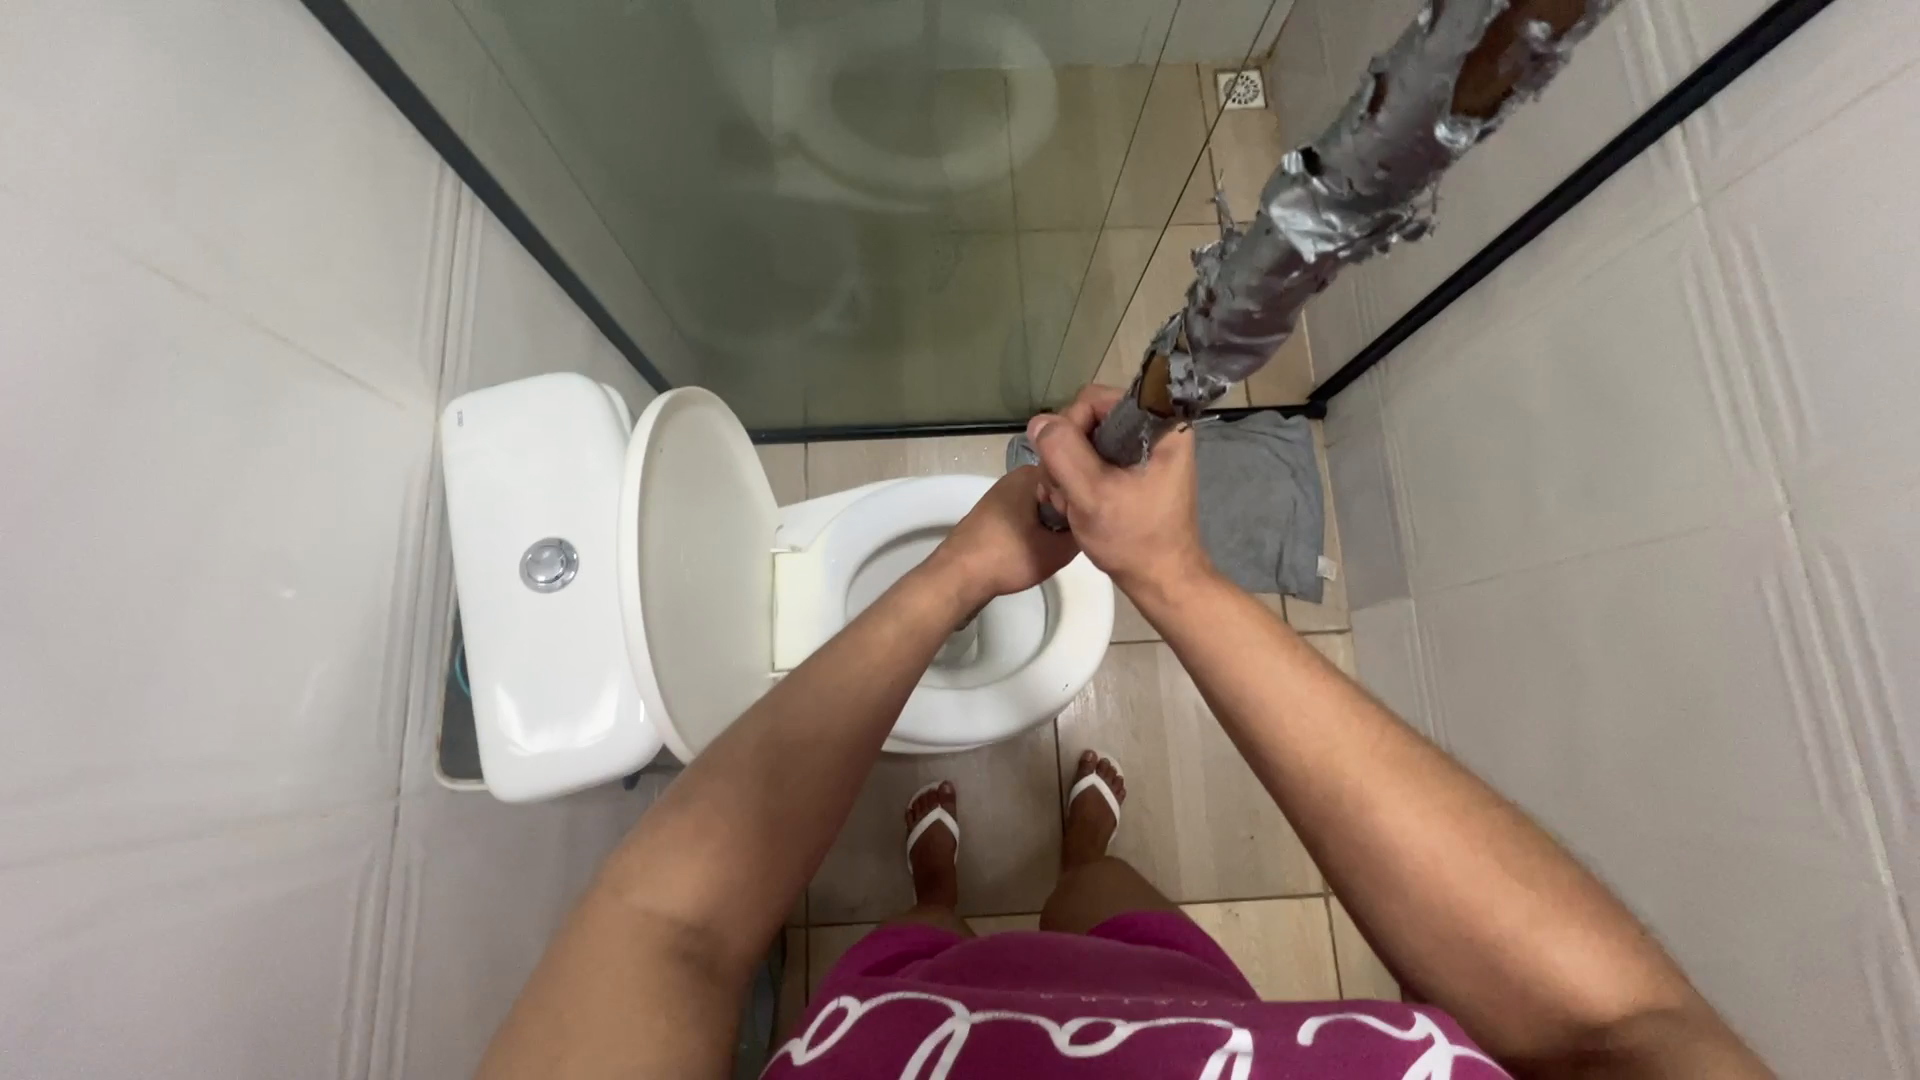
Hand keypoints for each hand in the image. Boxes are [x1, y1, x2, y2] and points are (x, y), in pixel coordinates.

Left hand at [924, 466, 1081, 607]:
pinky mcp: (993, 512)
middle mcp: (1015, 477)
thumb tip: (1093, 523)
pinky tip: (1041, 545)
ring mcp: (1002, 494)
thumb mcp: (1058, 550)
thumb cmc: (1008, 557)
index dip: (1089, 495)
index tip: (1098, 517)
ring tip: (1064, 542)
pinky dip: (1036, 526)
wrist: (958, 576)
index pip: (1075, 473)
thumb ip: (1082, 532)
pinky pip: (1026, 512)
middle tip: (1084, 533)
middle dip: (1070, 509)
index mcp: (1031, 474)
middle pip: (1058, 489)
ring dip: (1053, 520)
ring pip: (1042, 503)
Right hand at [1027, 385, 1212, 595]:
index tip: (1065, 466)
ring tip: (1070, 504)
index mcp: (1159, 426)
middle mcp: (1154, 431)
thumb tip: (1038, 422)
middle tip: (1064, 492)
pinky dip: (1077, 482)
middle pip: (1087, 420)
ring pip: (1084, 443)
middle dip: (1065, 455)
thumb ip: (1062, 452)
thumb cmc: (1134, 540)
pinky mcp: (1133, 472)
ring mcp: (1142, 453)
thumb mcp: (1092, 495)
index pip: (1095, 400)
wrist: (1161, 580)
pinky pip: (1093, 462)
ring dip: (1067, 473)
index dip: (1070, 428)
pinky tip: (1075, 507)